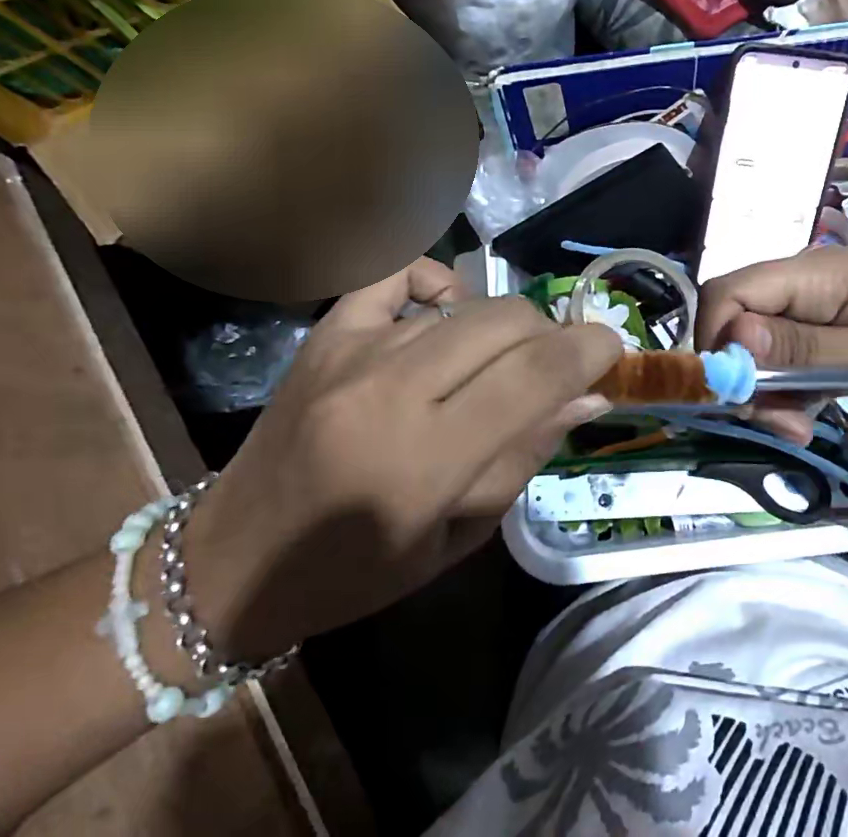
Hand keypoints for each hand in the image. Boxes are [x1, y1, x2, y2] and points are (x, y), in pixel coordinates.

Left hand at [179, 258, 620, 662]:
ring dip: (500, 332)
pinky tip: (447, 307)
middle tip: (555, 369)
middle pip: (506, 321)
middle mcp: (390, 391)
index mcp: (428, 459)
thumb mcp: (461, 535)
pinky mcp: (323, 336)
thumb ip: (526, 455)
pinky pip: (395, 276)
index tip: (612, 350)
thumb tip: (590, 395)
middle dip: (552, 335)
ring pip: (463, 309)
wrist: (235, 560)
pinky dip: (436, 284)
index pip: (536, 374)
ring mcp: (350, 353)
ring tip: (492, 368)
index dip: (590, 350)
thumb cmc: (360, 570)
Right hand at [696, 247, 847, 441]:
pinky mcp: (820, 339)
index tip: (737, 393)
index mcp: (823, 272)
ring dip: (761, 391)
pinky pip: (776, 363)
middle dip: (741, 373)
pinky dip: (780, 395)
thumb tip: (733, 336)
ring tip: (799, 427)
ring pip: (750, 346)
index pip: (732, 289)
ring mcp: (813, 312)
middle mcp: (808, 284)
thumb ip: (809, 348)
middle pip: (736, 318)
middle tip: (779, 421)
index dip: (718, 337)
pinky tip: (806, 420)